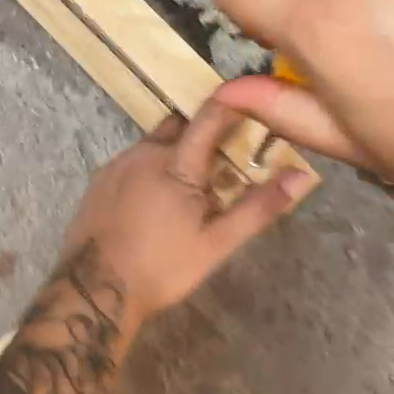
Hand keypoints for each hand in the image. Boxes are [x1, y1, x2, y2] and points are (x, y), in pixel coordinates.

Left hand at [62, 100, 316, 327]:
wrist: (93, 292)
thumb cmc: (161, 268)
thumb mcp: (217, 244)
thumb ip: (259, 207)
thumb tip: (300, 176)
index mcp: (175, 163)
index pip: (208, 116)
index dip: (231, 103)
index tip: (250, 101)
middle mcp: (143, 152)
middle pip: (180, 126)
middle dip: (203, 133)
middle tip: (226, 156)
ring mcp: (116, 164)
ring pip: (154, 143)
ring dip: (176, 152)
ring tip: (192, 185)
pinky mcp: (98, 179)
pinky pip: (133, 160)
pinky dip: (151, 167)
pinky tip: (157, 200)